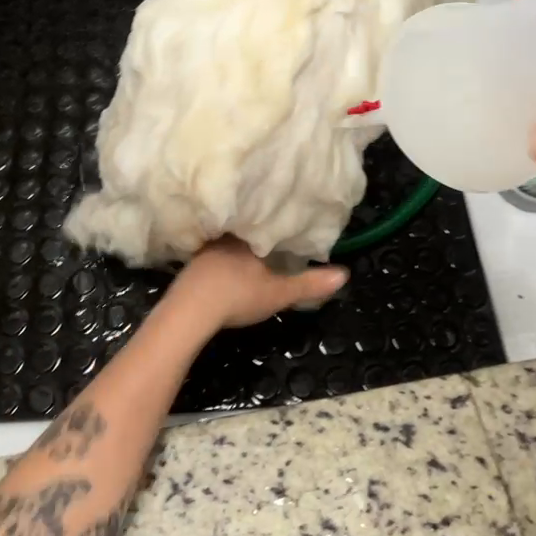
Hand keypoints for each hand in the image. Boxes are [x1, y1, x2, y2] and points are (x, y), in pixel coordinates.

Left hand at [166, 238, 349, 330]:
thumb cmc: (239, 295)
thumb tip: (345, 273)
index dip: (275, 226)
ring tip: (247, 255)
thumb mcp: (280, 293)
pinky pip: (209, 256)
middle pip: (244, 232)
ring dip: (235, 249)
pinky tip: (222, 271)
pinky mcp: (190, 267)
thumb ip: (309, 283)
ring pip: (225, 244)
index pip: (265, 223)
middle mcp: (225, 237)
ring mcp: (204, 251)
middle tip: (267, 242)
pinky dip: (218, 261)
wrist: (191, 311)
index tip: (285, 228)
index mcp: (247, 237)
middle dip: (254, 237)